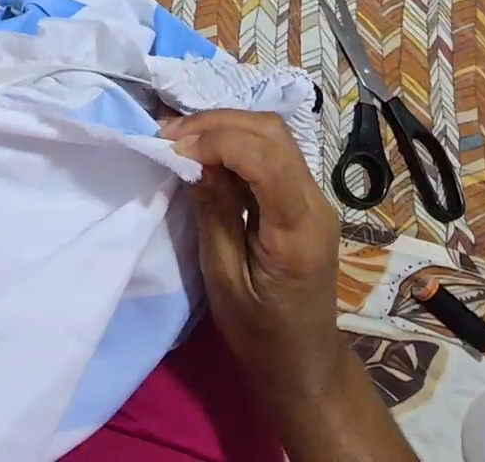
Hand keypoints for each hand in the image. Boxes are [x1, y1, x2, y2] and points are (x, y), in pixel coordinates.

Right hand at [162, 110, 415, 459]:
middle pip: (272, 133)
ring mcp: (314, 197)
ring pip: (273, 134)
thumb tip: (195, 161)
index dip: (217, 142)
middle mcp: (315, 204)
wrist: (302, 362)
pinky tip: (203, 151)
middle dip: (217, 123)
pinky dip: (234, 140)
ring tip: (181, 139)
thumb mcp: (224, 279)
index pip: (266, 160)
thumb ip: (214, 214)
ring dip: (224, 126)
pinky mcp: (303, 197)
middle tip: (169, 136)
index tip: (174, 150)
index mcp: (297, 232)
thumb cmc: (258, 331)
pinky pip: (271, 151)